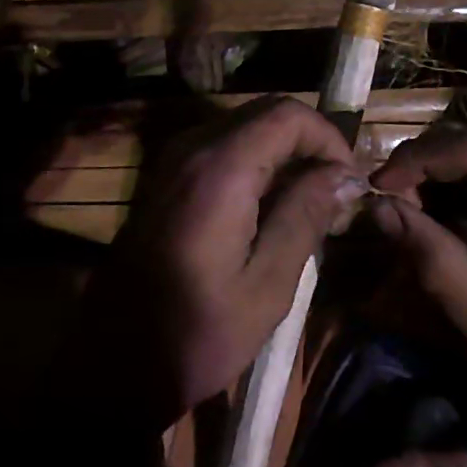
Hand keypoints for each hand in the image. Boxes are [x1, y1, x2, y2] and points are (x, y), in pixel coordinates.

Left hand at [54, 97, 366, 430]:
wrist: (117, 354)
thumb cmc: (197, 330)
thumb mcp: (266, 284)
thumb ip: (305, 216)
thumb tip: (344, 174)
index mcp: (219, 168)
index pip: (286, 114)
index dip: (327, 137)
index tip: (349, 182)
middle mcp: (192, 146)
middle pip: (264, 112)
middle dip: (308, 143)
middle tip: (334, 195)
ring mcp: (173, 157)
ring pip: (243, 126)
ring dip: (282, 153)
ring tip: (308, 205)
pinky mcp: (166, 173)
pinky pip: (221, 146)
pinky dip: (255, 161)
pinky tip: (269, 208)